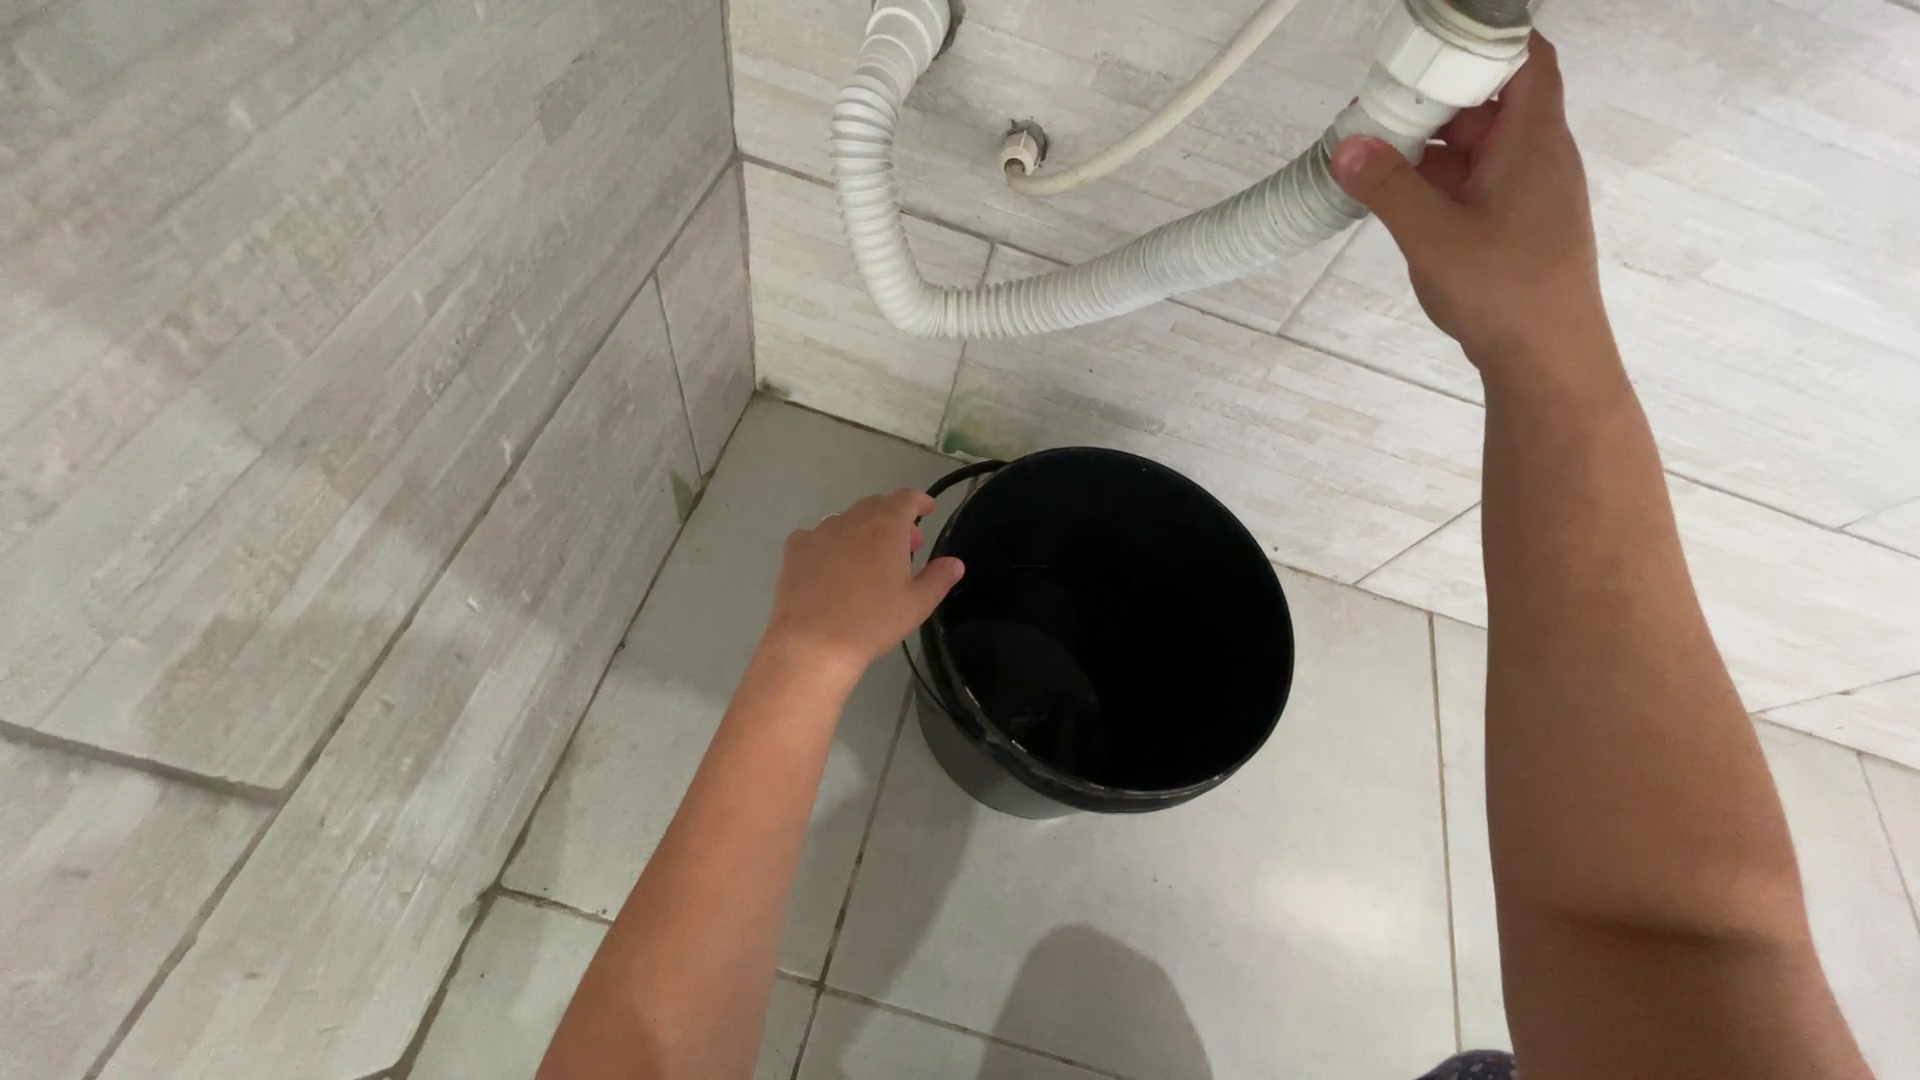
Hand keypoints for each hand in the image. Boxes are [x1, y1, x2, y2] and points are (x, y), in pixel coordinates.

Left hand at [761, 489, 964, 677]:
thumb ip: (939, 578)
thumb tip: (955, 563)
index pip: (906, 498)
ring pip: (847, 520)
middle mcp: (853, 520)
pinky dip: (831, 543)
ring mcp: (820, 532)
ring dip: (863, 530)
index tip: (928, 509)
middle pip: (876, 506)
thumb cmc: (873, 622)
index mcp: (887, 527)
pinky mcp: (795, 549)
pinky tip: (831, 565)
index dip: (920, 501)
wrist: (813, 643)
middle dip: (894, 519)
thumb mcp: (917, 604)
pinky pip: (817, 536)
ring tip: (869, 559)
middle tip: (906, 547)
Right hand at [1331, 34, 1610, 374]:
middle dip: (1433, 99)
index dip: (1486, 41)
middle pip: (1488, 105)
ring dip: (1427, 146)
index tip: (1431, 45)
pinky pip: (1468, 185)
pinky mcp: (1508, 226)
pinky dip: (1433, 181)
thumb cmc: (1501, 286)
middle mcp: (1534, 157)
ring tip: (1371, 152)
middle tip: (1376, 106)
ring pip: (1473, 150)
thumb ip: (1388, 187)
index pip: (1525, 59)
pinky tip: (1393, 196)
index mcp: (1532, 140)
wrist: (1544, 353)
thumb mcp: (1432, 234)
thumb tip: (1346, 145)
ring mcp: (1522, 194)